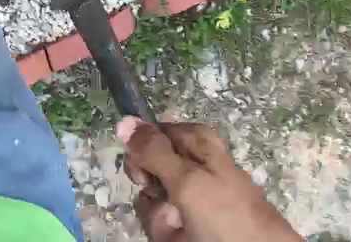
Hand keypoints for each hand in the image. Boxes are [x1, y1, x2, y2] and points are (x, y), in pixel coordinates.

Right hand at [118, 117, 302, 241]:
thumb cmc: (227, 216)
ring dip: (161, 222)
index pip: (149, 136)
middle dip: (153, 196)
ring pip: (152, 203)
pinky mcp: (191, 225)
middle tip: (172, 210)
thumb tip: (123, 120)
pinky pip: (163, 225)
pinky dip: (169, 236)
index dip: (142, 157)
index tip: (144, 178)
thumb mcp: (187, 181)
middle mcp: (191, 165)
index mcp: (195, 142)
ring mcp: (191, 198)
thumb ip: (153, 152)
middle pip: (147, 172)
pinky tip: (185, 241)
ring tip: (184, 234)